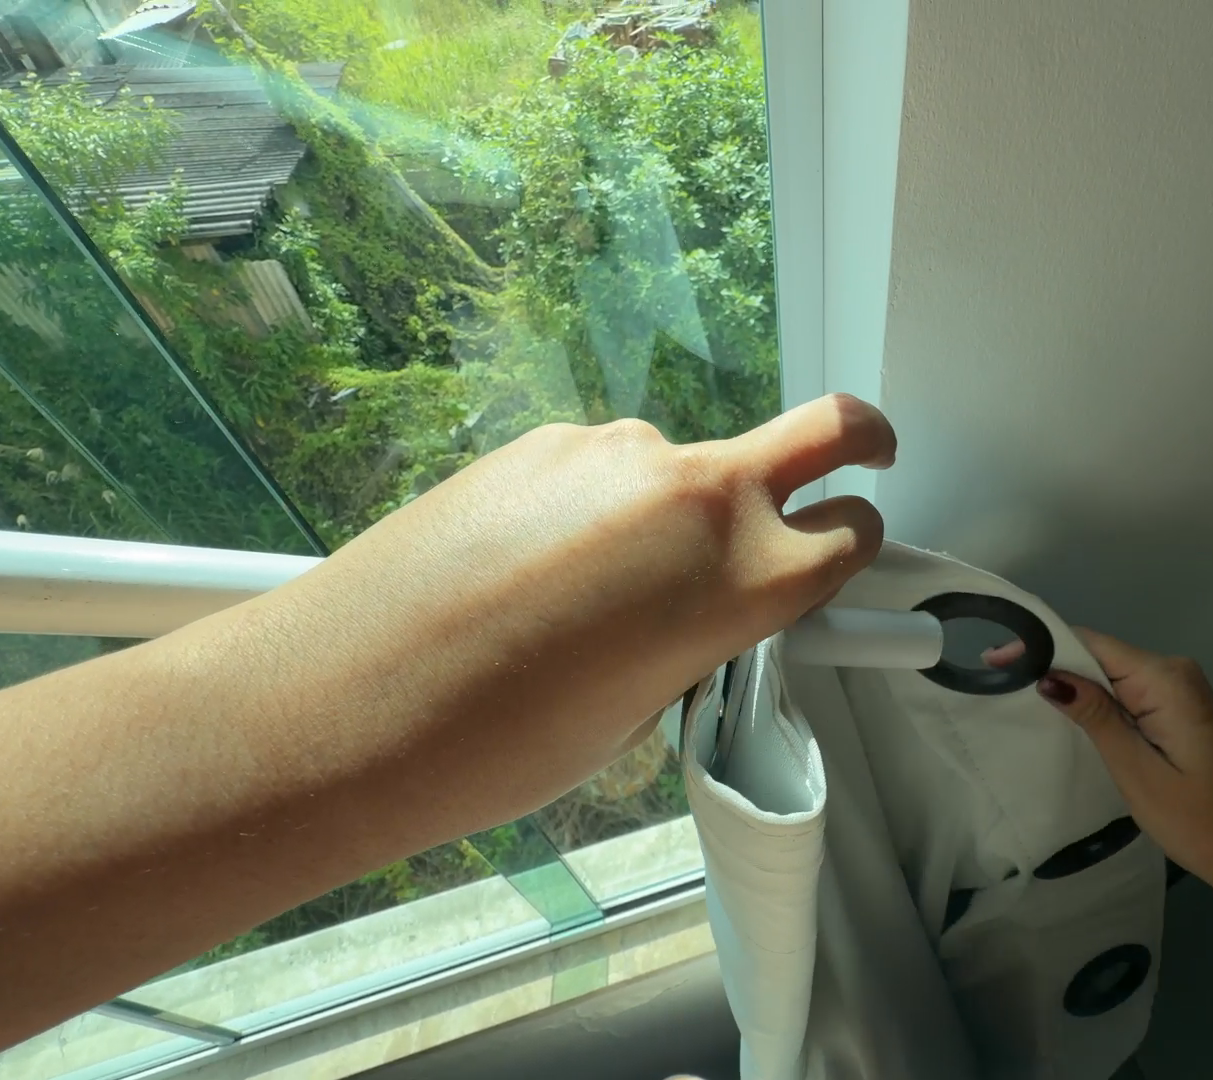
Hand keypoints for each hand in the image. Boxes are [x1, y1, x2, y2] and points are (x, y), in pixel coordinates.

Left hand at [206, 393, 894, 824]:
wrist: (340, 705)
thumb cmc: (499, 742)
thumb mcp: (649, 705)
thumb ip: (713, 630)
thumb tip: (725, 601)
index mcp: (738, 578)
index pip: (852, 533)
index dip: (858, 544)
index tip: (851, 548)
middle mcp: (694, 493)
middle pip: (825, 427)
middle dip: (864, 440)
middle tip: (871, 456)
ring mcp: (618, 452)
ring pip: (690, 468)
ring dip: (677, 513)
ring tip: (594, 592)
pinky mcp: (548, 441)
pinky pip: (611, 472)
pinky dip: (604, 510)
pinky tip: (541, 567)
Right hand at [1002, 630, 1212, 910]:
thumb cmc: (1198, 821)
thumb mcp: (1136, 770)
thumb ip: (1095, 715)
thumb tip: (1048, 676)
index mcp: (1166, 680)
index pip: (1092, 644)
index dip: (1041, 646)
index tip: (997, 659)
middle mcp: (1174, 671)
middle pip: (1098, 651)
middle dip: (1048, 659)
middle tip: (995, 671)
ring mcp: (1178, 687)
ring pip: (1108, 668)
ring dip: (1066, 676)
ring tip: (1016, 685)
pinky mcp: (1176, 706)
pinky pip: (1124, 687)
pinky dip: (1090, 693)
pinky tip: (1061, 701)